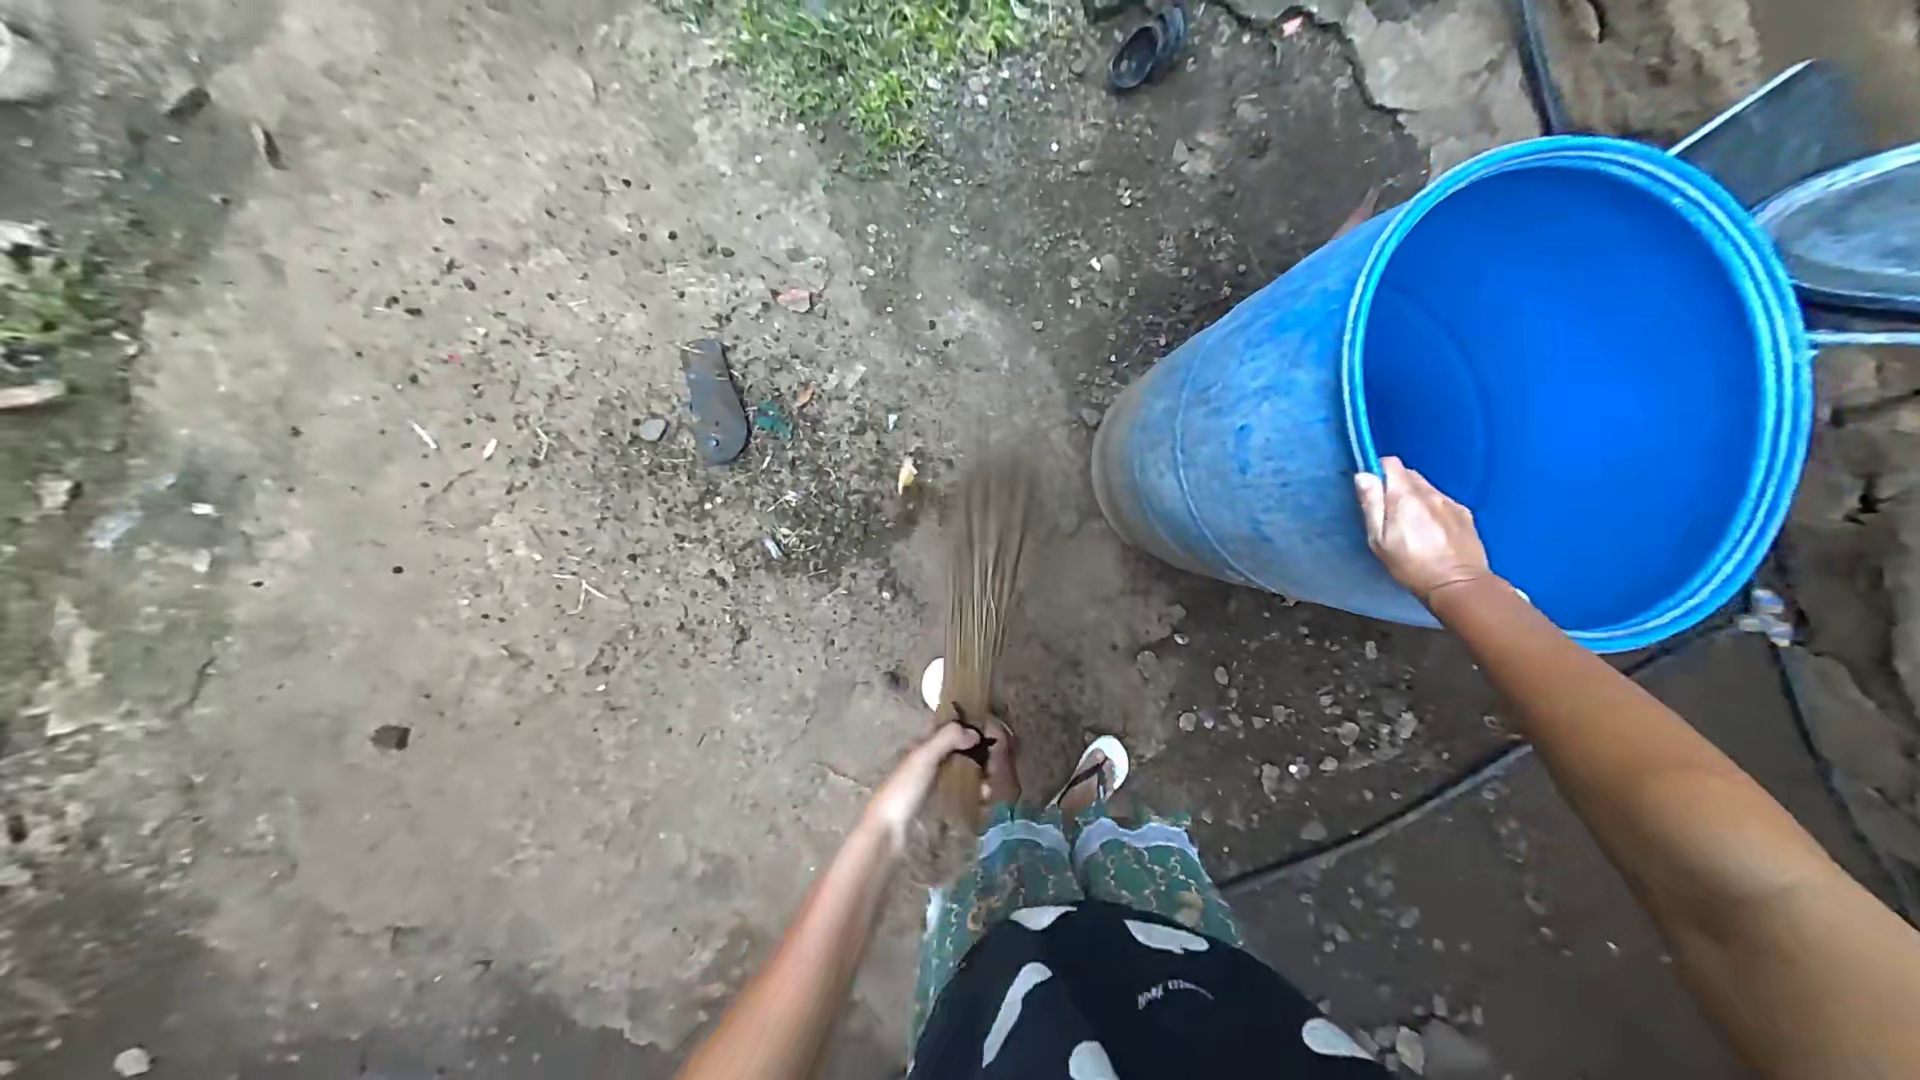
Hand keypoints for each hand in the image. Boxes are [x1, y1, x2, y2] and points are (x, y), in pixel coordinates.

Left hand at [862, 723, 980, 845]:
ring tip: (987, 790)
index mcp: (923, 744)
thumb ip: (947, 739)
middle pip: (961, 748)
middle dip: (979, 756)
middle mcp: (931, 758)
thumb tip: (975, 733)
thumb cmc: (903, 789)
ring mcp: (936, 781)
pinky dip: (976, 792)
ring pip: (965, 769)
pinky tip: (982, 800)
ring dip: (980, 775)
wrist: (888, 830)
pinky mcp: (941, 801)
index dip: (966, 725)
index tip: (986, 734)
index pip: (948, 726)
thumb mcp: (923, 757)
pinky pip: (964, 790)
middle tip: (991, 769)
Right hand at [1354, 456, 1492, 605]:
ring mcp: (1451, 503)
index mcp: (1405, 496)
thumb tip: (1363, 475)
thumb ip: (1371, 504)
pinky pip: (1441, 501)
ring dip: (1413, 497)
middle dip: (1394, 485)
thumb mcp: (1378, 539)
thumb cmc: (1410, 564)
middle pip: (1408, 474)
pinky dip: (1430, 507)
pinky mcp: (1465, 514)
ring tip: (1408, 522)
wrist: (1458, 584)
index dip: (1377, 470)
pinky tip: (1429, 530)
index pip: (1390, 463)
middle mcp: (1430, 493)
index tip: (1370, 489)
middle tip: (1386, 510)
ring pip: (1425, 488)